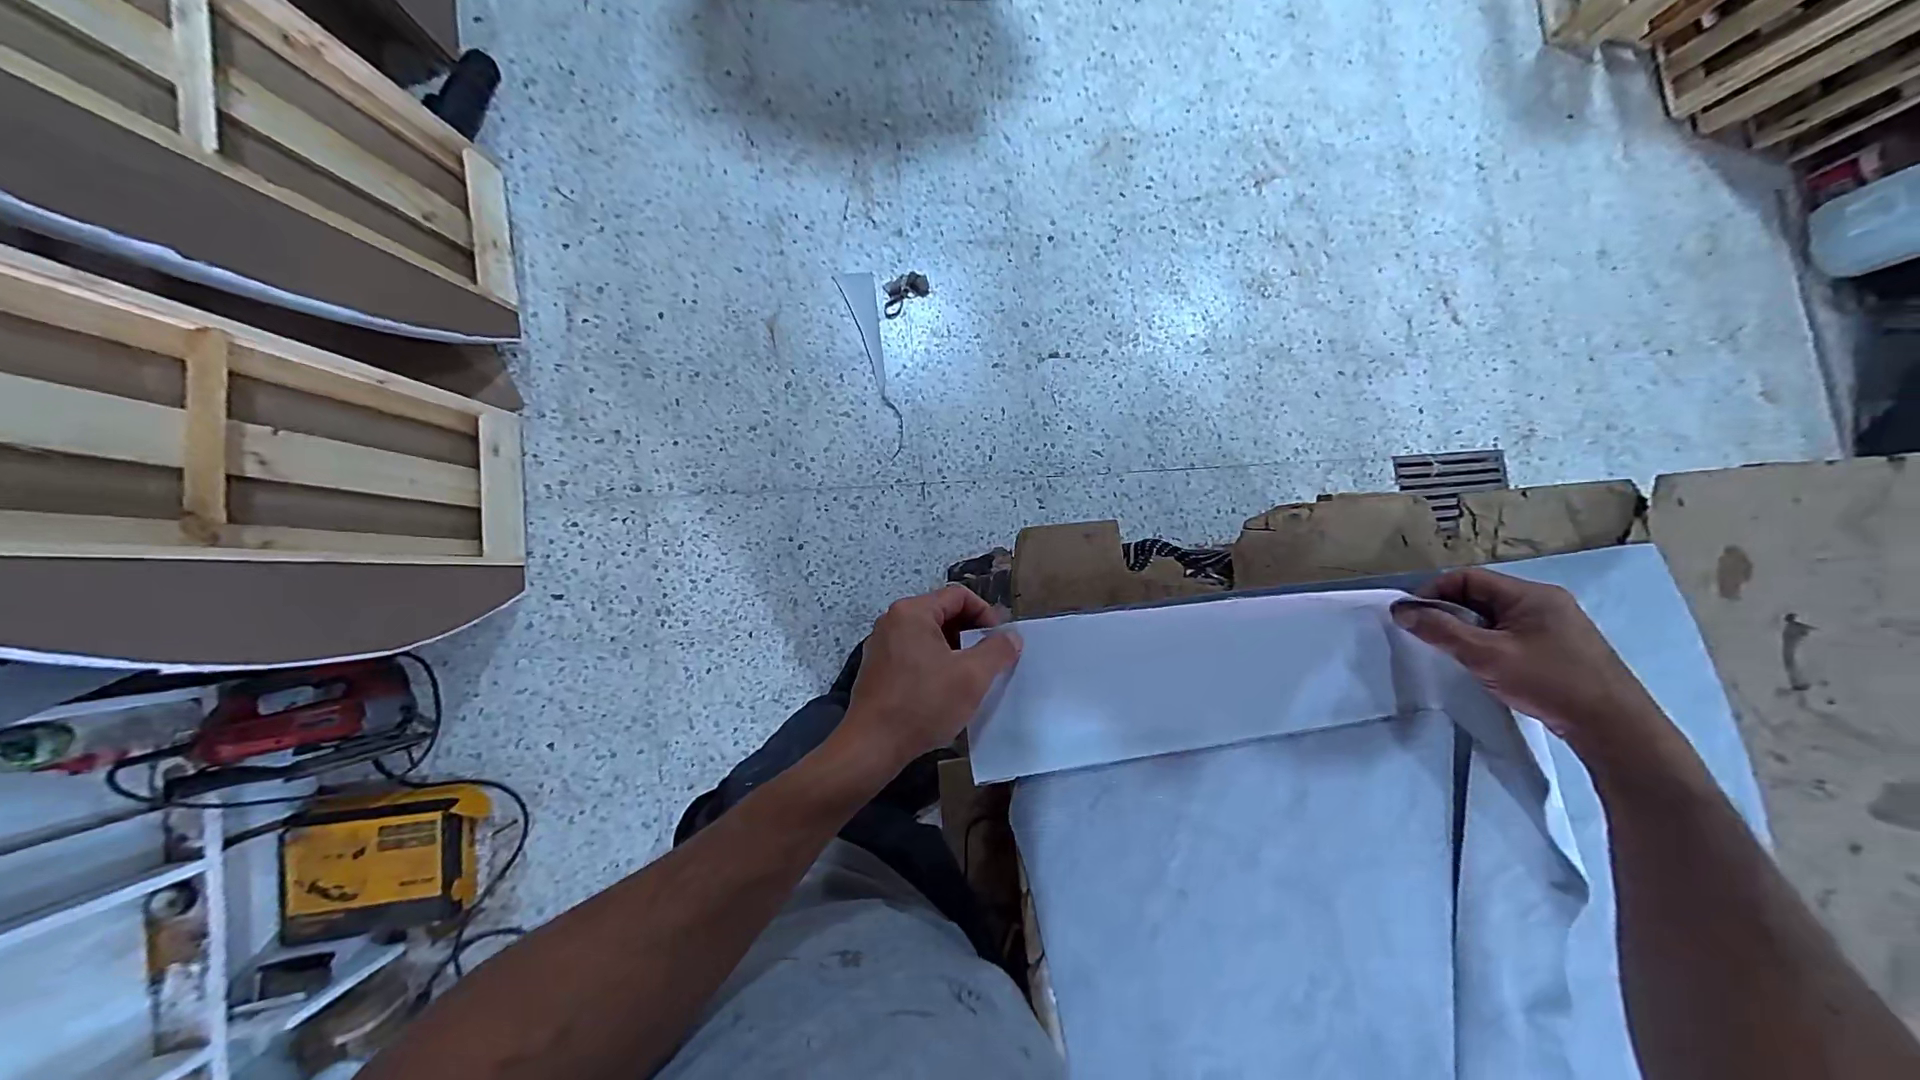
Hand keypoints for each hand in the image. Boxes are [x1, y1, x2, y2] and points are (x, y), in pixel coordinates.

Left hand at [824, 585, 1020, 782]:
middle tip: (990, 659)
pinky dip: (934, 664)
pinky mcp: (877, 669)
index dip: (986, 614)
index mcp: (912, 612)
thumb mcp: (972, 676)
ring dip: (955, 650)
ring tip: (971, 677)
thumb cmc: (923, 704)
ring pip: (929, 636)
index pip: (959, 596)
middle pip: (942, 613)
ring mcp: (881, 645)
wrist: (872, 745)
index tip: (1000, 640)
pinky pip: (913, 654)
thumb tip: (1011, 636)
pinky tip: (945, 691)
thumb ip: (997, 650)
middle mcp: (892, 621)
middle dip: (971, 633)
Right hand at [1392, 568, 1673, 764]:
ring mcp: (1555, 625)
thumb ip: (1440, 630)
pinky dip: (1488, 643)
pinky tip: (1484, 665)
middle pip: (1480, 596)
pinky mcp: (1559, 648)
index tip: (1412, 617)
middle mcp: (1545, 602)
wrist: (1613, 727)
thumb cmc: (1549, 682)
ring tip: (1455, 654)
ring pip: (1494, 617)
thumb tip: (1401, 610)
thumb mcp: (1485, 655)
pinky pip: (1510, 633)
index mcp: (1531, 595)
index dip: (1433, 592)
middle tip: (1429, 637)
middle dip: (1449, 613)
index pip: (1467, 578)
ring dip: (1468, 630)